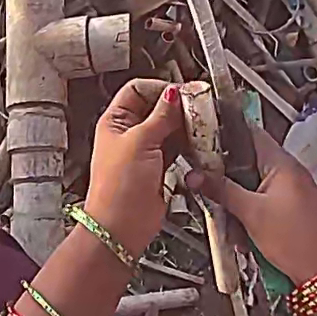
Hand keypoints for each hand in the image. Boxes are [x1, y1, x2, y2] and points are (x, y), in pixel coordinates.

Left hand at [83, 79, 184, 254]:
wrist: (122, 226)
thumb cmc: (118, 187)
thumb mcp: (140, 142)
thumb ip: (161, 117)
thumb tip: (173, 94)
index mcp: (115, 121)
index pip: (138, 90)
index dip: (159, 89)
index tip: (182, 93)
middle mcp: (128, 133)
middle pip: (156, 108)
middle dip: (177, 107)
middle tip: (198, 107)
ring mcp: (144, 150)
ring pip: (168, 128)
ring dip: (185, 126)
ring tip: (201, 125)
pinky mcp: (158, 167)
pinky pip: (176, 148)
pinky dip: (188, 144)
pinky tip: (198, 143)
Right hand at [186, 122, 316, 283]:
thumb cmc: (300, 241)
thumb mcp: (252, 213)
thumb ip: (221, 190)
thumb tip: (195, 175)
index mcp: (281, 164)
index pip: (250, 132)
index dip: (224, 132)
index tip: (201, 138)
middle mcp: (286, 173)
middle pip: (245, 163)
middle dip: (225, 179)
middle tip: (209, 188)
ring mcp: (287, 192)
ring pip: (249, 187)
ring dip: (235, 204)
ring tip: (231, 223)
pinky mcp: (287, 211)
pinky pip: (258, 206)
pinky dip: (247, 218)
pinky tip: (243, 235)